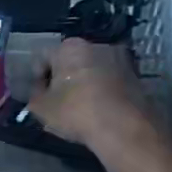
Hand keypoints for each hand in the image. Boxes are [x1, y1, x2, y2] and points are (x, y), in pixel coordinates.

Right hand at [28, 38, 154, 149]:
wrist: (122, 126)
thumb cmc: (75, 111)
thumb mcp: (41, 108)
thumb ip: (35, 96)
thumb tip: (40, 93)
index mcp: (69, 47)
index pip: (44, 58)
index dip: (38, 79)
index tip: (39, 96)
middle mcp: (96, 44)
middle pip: (71, 61)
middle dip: (65, 77)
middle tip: (59, 101)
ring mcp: (120, 58)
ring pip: (93, 70)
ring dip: (86, 83)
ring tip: (82, 106)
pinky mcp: (136, 75)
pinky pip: (110, 81)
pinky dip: (103, 91)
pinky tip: (100, 109)